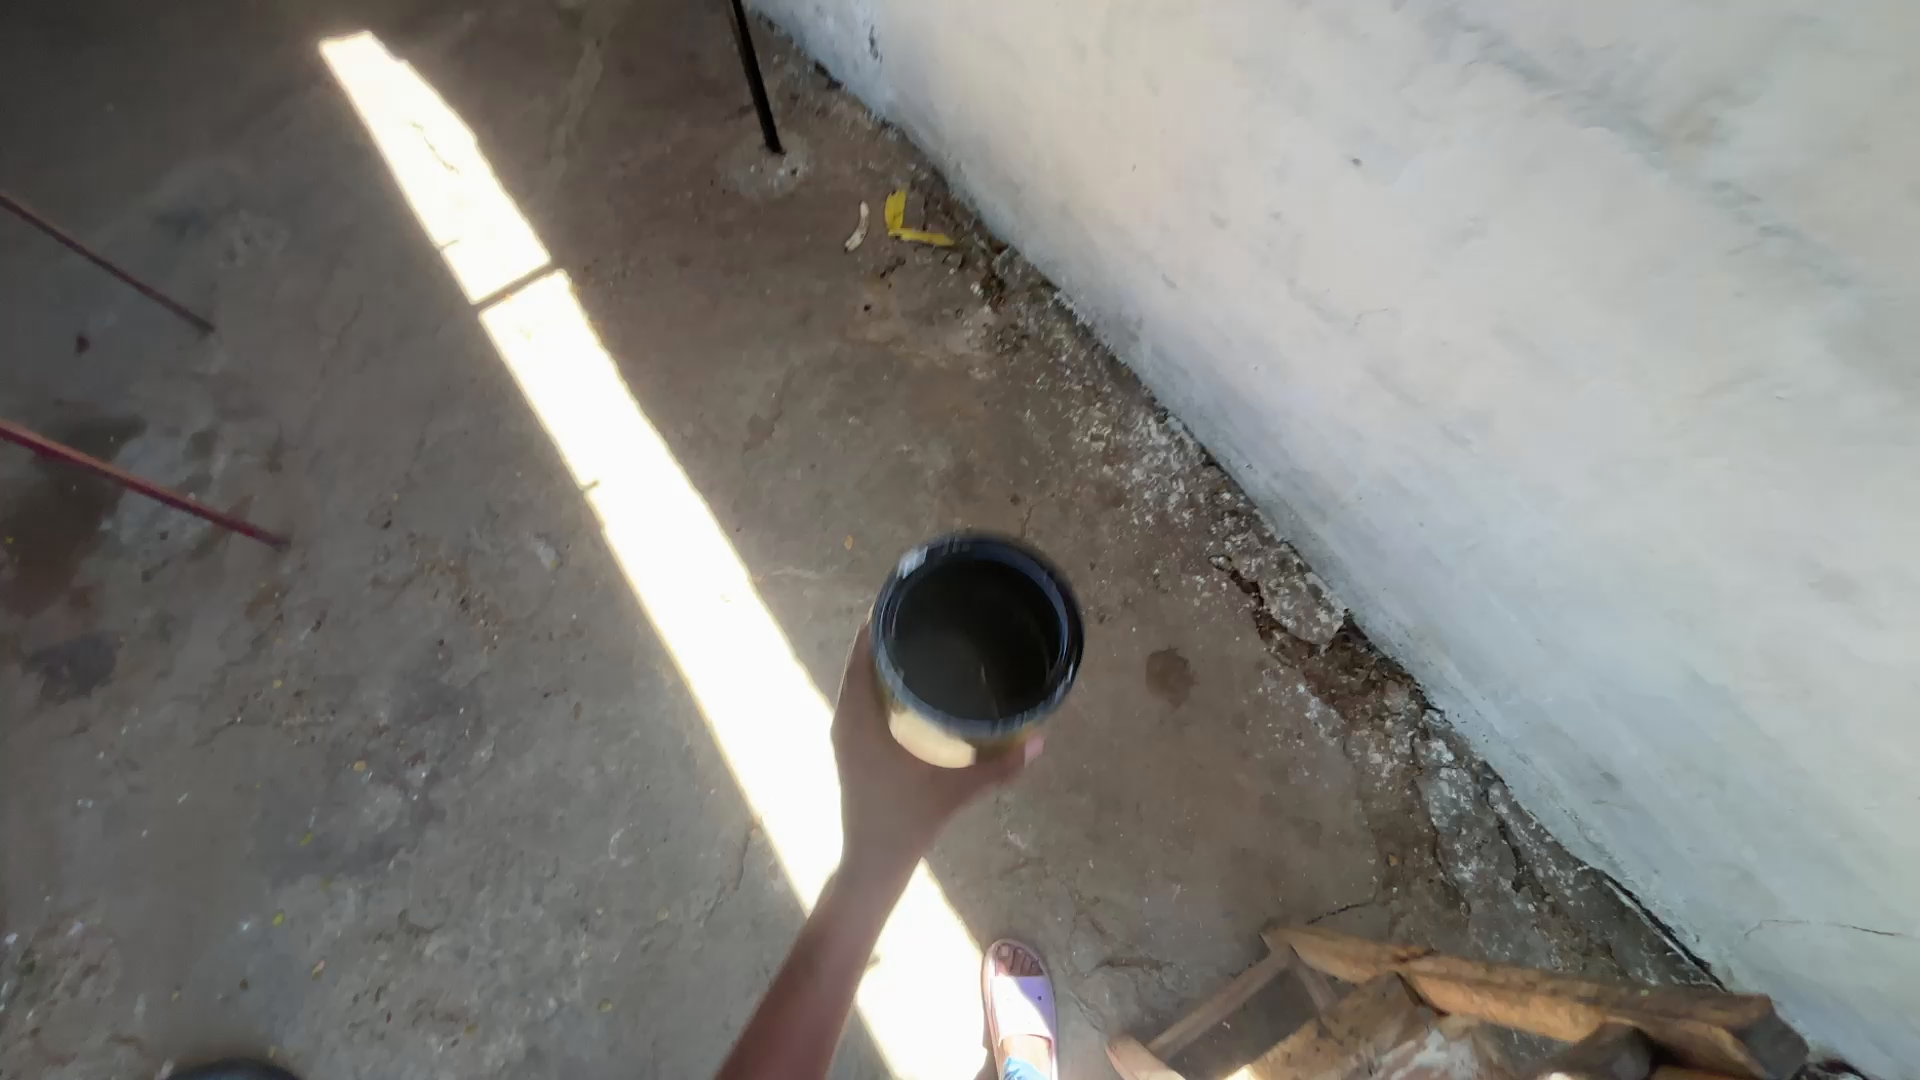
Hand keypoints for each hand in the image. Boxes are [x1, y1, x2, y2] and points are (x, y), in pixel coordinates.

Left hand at [831, 622, 1040, 880]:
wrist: (872, 864)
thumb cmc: (905, 823)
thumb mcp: (954, 792)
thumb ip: (998, 768)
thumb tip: (1041, 740)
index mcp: (859, 719)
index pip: (861, 653)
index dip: (879, 622)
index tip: (908, 598)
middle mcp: (845, 718)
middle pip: (861, 659)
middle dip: (889, 634)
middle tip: (927, 611)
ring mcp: (845, 732)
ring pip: (860, 678)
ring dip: (884, 657)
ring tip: (924, 636)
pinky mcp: (851, 744)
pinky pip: (862, 696)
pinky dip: (881, 680)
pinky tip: (913, 679)